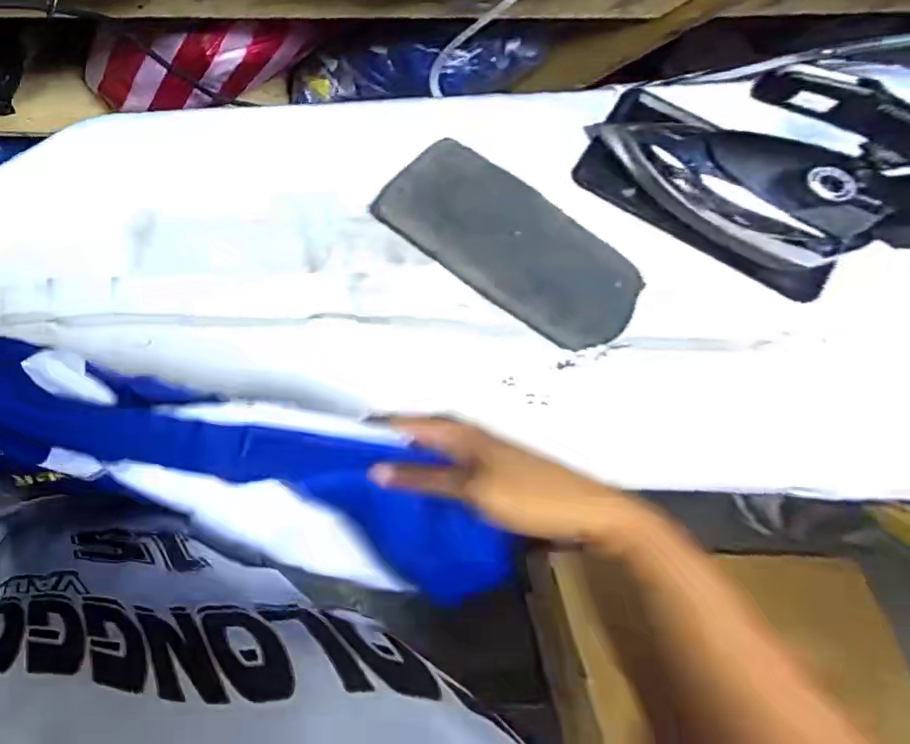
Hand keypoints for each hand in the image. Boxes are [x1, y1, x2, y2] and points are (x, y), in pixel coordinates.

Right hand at [372, 416, 654, 548]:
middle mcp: (461, 431)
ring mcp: (477, 450)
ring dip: (405, 464)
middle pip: (408, 436)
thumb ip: (421, 478)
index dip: (367, 433)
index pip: (395, 423)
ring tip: (380, 483)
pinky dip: (426, 474)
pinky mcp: (488, 470)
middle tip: (354, 469)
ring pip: (425, 451)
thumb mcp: (471, 490)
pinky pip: (442, 465)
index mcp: (452, 428)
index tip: (339, 449)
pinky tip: (418, 492)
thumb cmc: (532, 496)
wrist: (602, 518)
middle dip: (382, 449)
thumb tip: (372, 469)